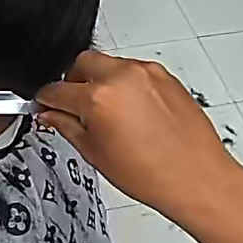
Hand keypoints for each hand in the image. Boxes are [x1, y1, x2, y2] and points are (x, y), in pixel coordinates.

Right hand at [34, 52, 242, 225]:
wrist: (197, 177)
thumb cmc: (154, 174)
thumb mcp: (95, 154)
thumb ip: (68, 127)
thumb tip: (52, 115)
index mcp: (98, 98)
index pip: (56, 90)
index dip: (45, 101)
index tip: (45, 107)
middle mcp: (122, 77)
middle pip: (80, 64)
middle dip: (71, 83)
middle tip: (72, 107)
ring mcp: (146, 73)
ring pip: (108, 64)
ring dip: (99, 82)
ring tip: (105, 115)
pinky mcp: (164, 75)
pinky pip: (133, 71)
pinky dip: (124, 85)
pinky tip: (128, 113)